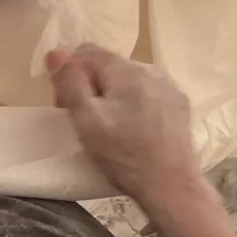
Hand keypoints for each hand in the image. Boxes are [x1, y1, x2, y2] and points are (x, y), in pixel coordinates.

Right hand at [47, 44, 205, 210]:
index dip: (68, 73)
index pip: (86, 51)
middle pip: (108, 65)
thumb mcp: (86, 120)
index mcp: (125, 69)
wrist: (170, 185)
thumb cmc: (123, 154)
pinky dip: (135, 104)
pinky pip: (148, 93)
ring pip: (129, 80)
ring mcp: (169, 86)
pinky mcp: (179, 104)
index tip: (64, 104)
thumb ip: (70, 83)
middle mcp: (150, 68)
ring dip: (113, 95)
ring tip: (111, 128)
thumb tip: (56, 52)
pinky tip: (134, 130)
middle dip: (91, 86)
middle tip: (84, 120)